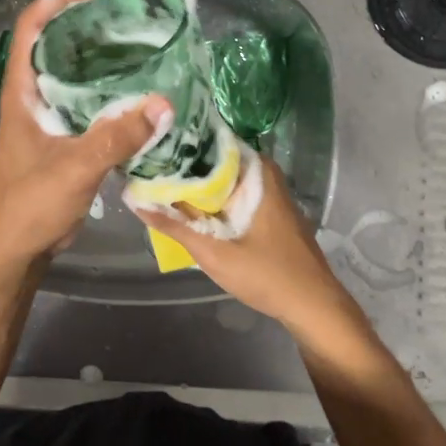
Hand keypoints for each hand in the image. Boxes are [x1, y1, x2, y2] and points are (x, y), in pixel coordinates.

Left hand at [0, 0, 170, 265]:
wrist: (17, 247)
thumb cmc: (32, 203)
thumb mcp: (75, 167)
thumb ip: (117, 136)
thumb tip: (164, 104)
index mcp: (22, 91)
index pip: (32, 26)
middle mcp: (32, 95)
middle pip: (54, 41)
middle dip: (86, 19)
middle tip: (127, 10)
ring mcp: (46, 116)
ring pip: (72, 71)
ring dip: (100, 53)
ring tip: (138, 41)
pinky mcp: (62, 137)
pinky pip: (87, 99)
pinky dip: (111, 88)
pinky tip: (139, 90)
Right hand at [133, 159, 361, 337]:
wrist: (312, 305)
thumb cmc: (267, 275)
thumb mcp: (213, 252)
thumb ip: (173, 224)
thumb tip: (133, 197)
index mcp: (255, 171)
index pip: (209, 140)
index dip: (176, 143)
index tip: (145, 145)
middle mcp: (262, 172)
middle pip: (213, 159)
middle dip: (180, 165)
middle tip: (141, 165)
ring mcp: (265, 191)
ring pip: (220, 178)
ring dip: (192, 185)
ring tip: (152, 182)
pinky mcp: (264, 209)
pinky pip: (229, 193)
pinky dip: (208, 199)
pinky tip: (183, 207)